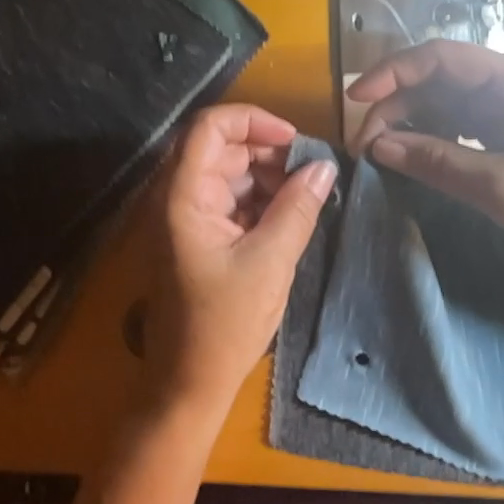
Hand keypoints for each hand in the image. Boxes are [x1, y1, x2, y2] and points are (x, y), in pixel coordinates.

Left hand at [146, 104, 336, 417]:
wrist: (188, 383)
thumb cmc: (224, 324)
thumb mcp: (271, 262)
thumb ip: (297, 208)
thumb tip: (325, 166)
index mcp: (183, 196)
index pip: (209, 128)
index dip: (252, 120)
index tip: (293, 141)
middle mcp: (178, 197)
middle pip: (221, 148)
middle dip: (267, 152)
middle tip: (310, 173)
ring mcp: (186, 217)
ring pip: (228, 173)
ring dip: (266, 177)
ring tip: (306, 196)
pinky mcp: (198, 237)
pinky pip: (229, 201)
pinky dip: (258, 201)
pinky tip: (289, 216)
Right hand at [346, 40, 503, 277]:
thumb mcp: (502, 187)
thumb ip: (437, 161)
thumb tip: (378, 146)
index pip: (441, 57)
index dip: (393, 73)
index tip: (355, 101)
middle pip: (437, 78)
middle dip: (395, 105)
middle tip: (364, 146)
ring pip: (444, 102)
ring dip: (409, 122)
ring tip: (380, 153)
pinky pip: (459, 123)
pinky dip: (431, 137)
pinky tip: (413, 155)